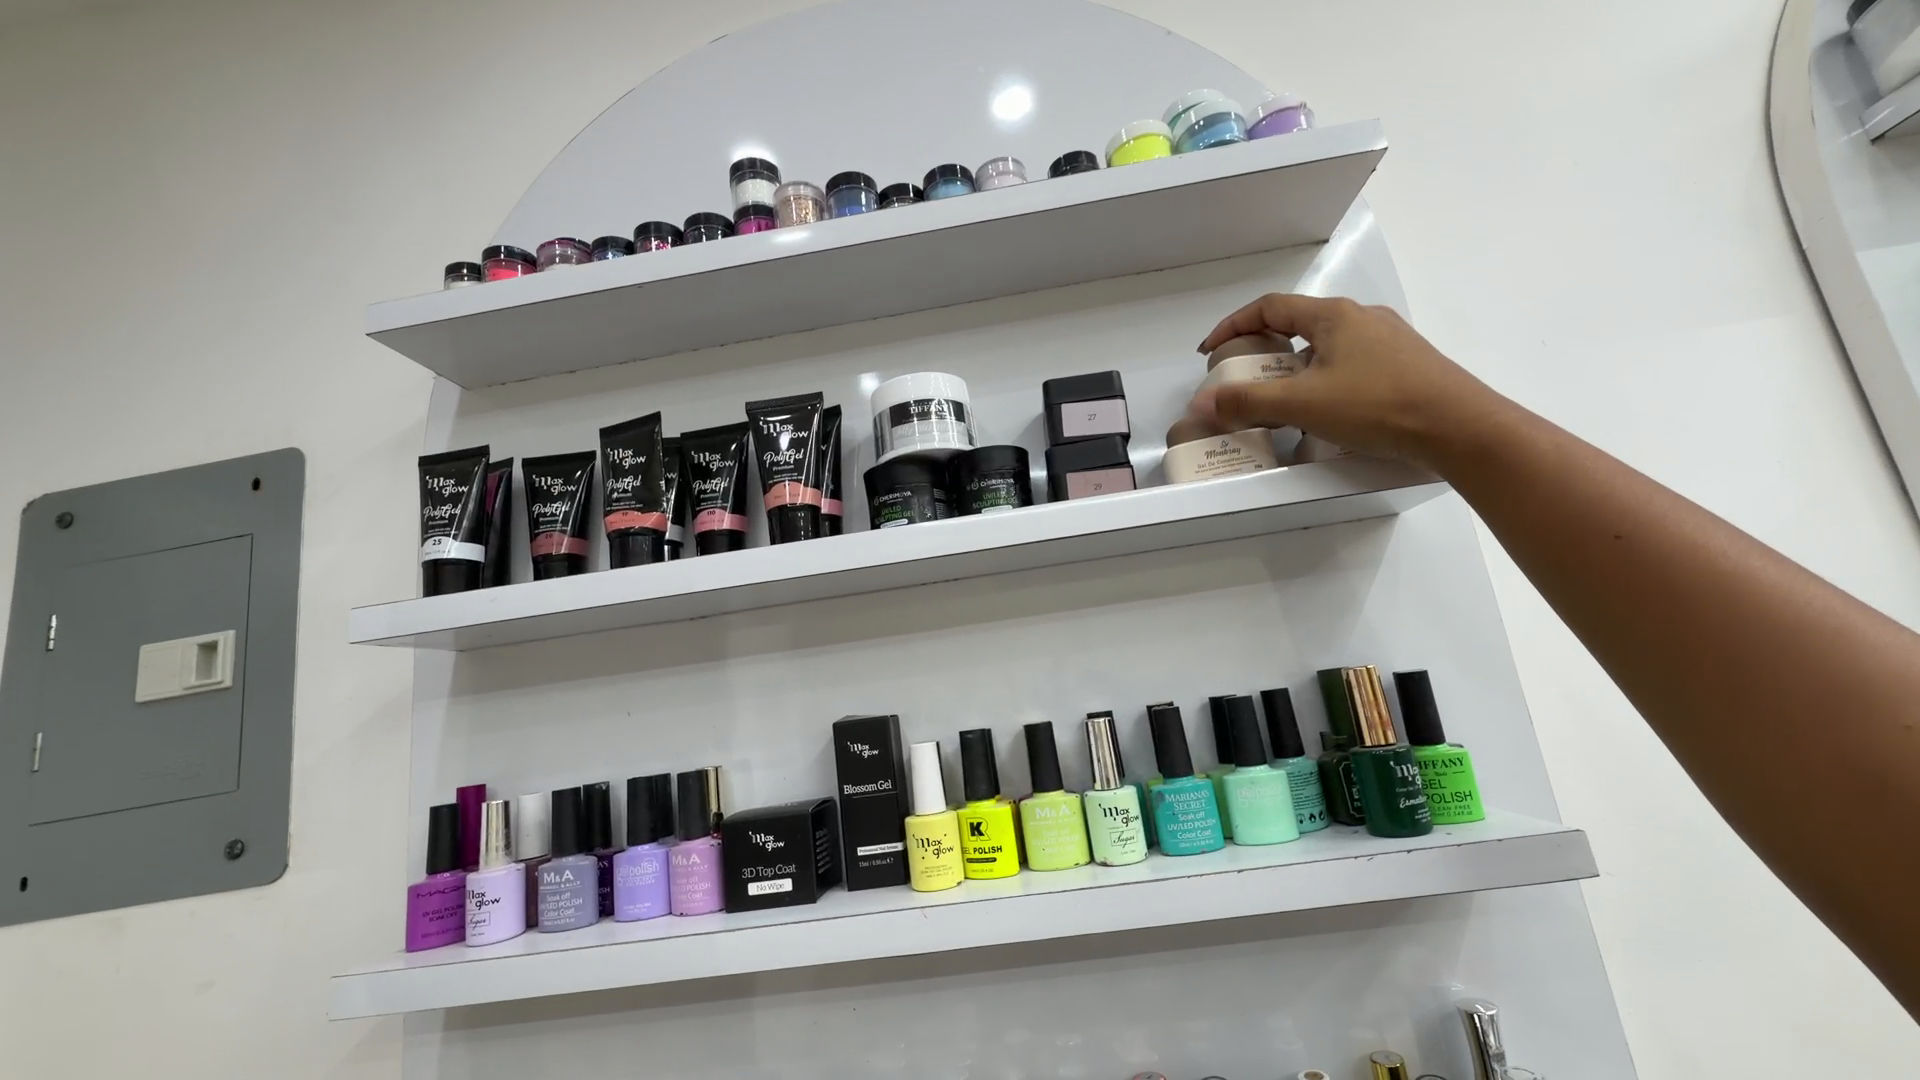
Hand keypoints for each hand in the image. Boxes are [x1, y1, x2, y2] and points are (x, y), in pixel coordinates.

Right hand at [1190, 294, 1506, 466]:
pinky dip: (1324, 381)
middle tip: (1243, 379)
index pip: (1270, 307)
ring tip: (1281, 401)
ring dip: (1295, 368)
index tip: (1211, 352)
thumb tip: (1203, 403)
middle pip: (1298, 325)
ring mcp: (1389, 341)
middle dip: (1263, 350)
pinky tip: (1326, 412)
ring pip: (1326, 348)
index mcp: (1334, 316)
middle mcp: (1362, 318)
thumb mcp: (1302, 404)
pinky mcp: (1406, 366)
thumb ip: (1247, 402)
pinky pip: (1351, 366)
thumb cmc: (1377, 405)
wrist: (1459, 428)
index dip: (1233, 326)